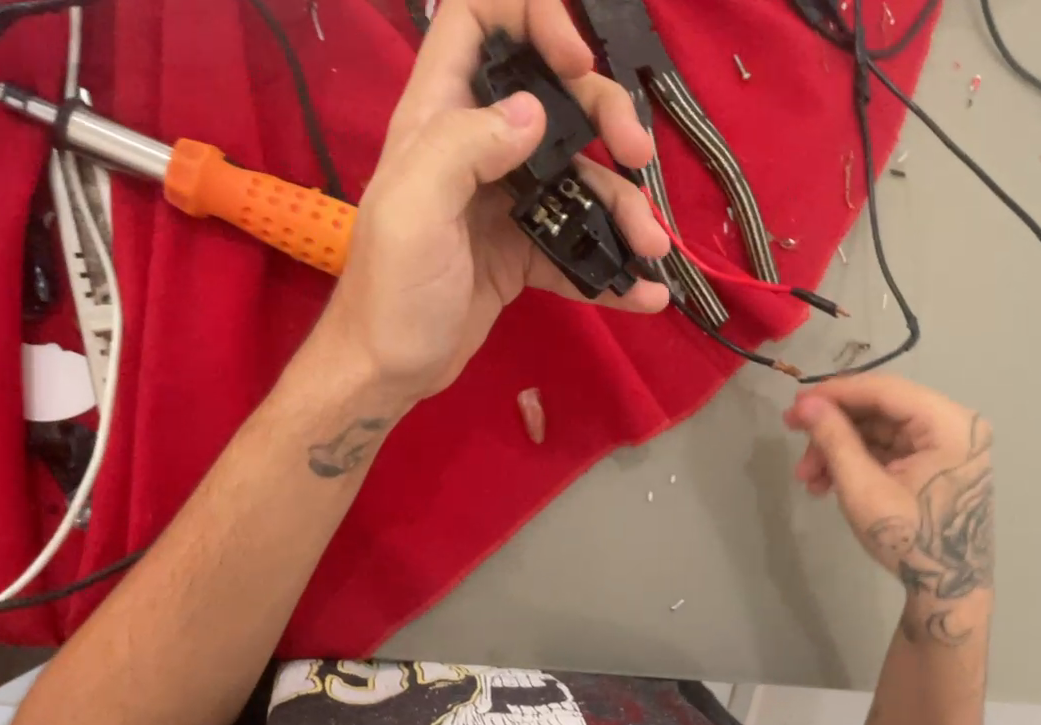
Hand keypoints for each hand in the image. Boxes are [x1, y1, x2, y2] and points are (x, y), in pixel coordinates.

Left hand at [317, 0, 671, 404]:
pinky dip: (610, 268)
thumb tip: (535, 115)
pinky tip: (642, 293)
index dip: (531, 19)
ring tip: (651, 249)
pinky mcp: (522, 253)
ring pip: (576, 180)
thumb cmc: (391, 292)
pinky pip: (575, 246)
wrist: (390, 373)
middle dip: (604, 117)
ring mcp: (504, 203)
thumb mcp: (413, 211)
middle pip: (552, 100)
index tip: (578, 62)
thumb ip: (464, 147)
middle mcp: (477, 150)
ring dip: (622, 208)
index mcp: (439, 119)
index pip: (477, 23)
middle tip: (637, 156)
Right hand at [783, 374, 994, 646]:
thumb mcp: (864, 489)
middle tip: (793, 439)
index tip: (796, 403)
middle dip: (833, 428)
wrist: (947, 590)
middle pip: (880, 410)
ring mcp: (945, 445)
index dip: (836, 393)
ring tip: (806, 478)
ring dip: (839, 448)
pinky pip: (888, 449)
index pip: (885, 390)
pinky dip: (855, 461)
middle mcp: (954, 425)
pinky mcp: (934, 464)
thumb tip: (804, 404)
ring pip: (879, 430)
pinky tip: (826, 482)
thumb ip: (835, 440)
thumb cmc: (910, 541)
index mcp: (950, 424)